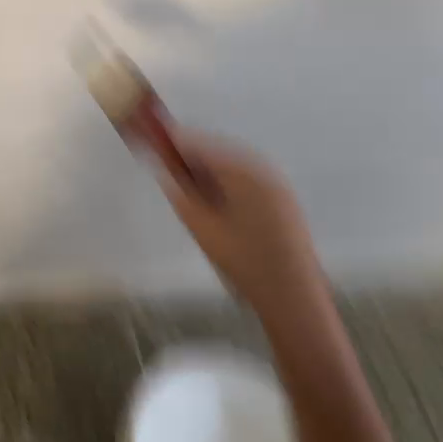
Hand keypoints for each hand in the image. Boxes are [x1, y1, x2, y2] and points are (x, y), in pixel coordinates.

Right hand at [161, 127, 326, 315]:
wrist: (294, 299)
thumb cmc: (243, 262)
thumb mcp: (200, 225)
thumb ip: (178, 189)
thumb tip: (163, 166)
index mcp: (242, 169)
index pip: (196, 142)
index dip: (169, 142)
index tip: (148, 144)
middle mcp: (262, 167)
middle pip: (214, 148)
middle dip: (189, 157)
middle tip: (169, 174)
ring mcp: (277, 181)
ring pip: (229, 162)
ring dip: (207, 169)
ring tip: (192, 193)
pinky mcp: (283, 197)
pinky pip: (245, 176)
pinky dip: (225, 180)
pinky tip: (217, 204)